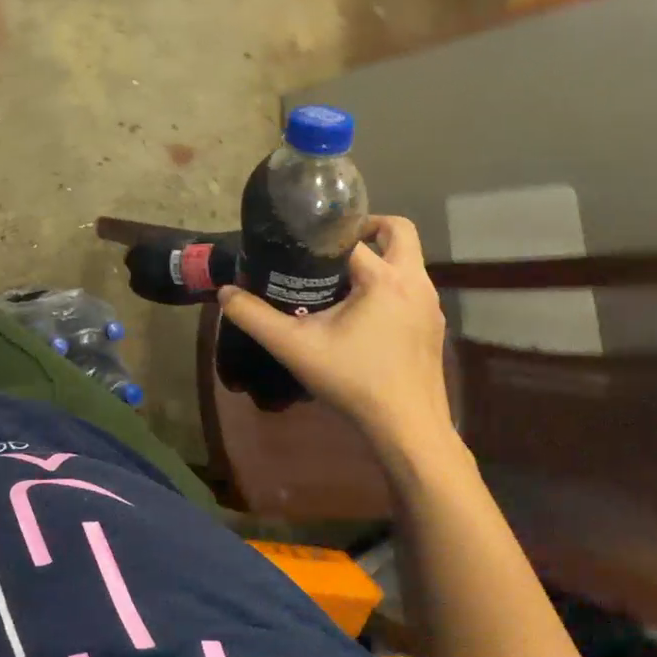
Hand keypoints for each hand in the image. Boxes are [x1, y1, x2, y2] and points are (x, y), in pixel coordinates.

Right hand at [218, 215, 451, 449]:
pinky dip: (386, 284)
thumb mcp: (291, 346)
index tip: (296, 240)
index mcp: (385, 280)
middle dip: (366, 228)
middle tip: (328, 244)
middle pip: (400, 232)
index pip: (352, 236)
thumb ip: (252, 315)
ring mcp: (429, 306)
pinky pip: (409, 287)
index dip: (321, 234)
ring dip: (377, 257)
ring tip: (334, 277)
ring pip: (407, 261)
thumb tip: (224, 292)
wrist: (407, 428)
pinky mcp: (432, 326)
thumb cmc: (353, 379)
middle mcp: (415, 284)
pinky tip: (356, 311)